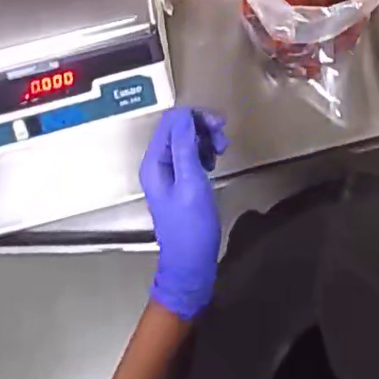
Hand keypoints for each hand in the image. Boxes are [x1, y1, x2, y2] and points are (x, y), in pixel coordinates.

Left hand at [139, 106, 228, 317]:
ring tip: (222, 150)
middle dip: (203, 127)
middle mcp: (158, 163)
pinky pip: (191, 154)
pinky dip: (205, 152)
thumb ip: (185, 147)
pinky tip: (214, 161)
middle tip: (223, 138)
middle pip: (179, 128)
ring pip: (187, 139)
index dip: (195, 116)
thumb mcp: (191, 183)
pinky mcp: (180, 180)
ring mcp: (168, 172)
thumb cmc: (191, 225)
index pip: (171, 122)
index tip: (218, 124)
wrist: (191, 262)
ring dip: (206, 138)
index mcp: (155, 162)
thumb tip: (185, 116)